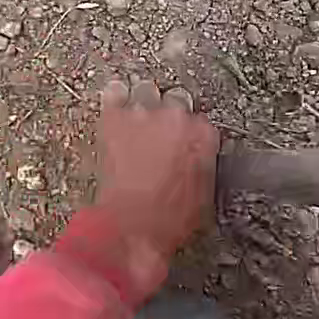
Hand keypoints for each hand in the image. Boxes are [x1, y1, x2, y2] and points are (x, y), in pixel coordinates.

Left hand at [90, 79, 218, 299]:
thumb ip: (204, 163)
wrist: (132, 227)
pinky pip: (115, 93)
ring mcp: (145, 114)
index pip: (200, 120)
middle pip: (176, 100)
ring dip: (144, 104)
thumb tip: (199, 158)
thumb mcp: (204, 194)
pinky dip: (115, 98)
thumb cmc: (169, 219)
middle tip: (160, 134)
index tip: (181, 141)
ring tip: (137, 121)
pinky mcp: (115, 118)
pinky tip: (116, 104)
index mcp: (204, 135)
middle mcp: (178, 117)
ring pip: (147, 91)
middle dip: (169, 115)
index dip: (188, 132)